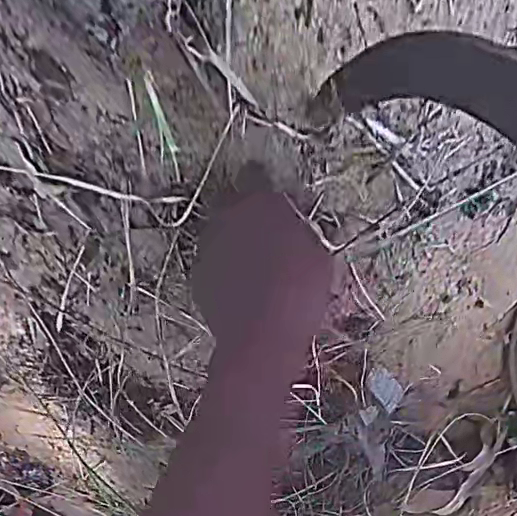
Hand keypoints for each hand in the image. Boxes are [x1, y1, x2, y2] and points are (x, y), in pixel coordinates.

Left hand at [191, 186, 334, 361]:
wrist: (261, 337)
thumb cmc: (299, 293)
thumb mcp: (318, 253)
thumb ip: (303, 228)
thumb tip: (300, 221)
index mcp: (259, 202)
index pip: (256, 175)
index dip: (266, 187)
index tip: (277, 202)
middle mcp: (227, 218)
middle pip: (231, 204)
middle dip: (244, 214)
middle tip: (264, 235)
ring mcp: (208, 248)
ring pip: (219, 235)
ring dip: (232, 243)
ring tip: (252, 266)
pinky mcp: (198, 277)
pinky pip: (212, 264)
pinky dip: (223, 270)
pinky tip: (239, 288)